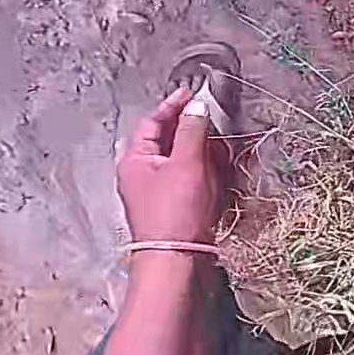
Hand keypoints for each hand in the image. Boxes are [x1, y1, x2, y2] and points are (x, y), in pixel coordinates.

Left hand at [117, 87, 219, 242]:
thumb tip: (197, 105)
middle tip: (209, 116)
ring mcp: (157, 191)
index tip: (192, 93)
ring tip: (218, 142)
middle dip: (189, 127)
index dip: (173, 105)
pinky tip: (217, 167)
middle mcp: (142, 174)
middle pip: (166, 139)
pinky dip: (202, 167)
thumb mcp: (186, 163)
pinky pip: (187, 177)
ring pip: (179, 158)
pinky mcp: (173, 205)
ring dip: (199, 148)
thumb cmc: (176, 211)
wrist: (177, 261)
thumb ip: (192, 130)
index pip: (153, 122)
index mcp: (135, 160)